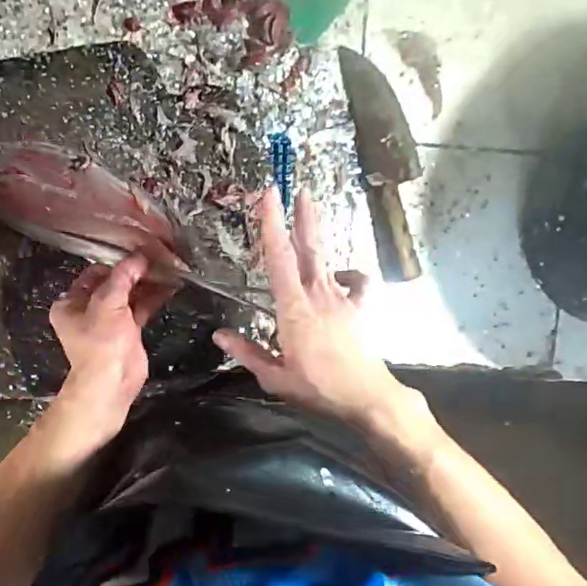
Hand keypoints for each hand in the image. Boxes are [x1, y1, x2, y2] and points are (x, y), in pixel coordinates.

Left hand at [42, 256, 171, 454]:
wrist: (111, 384)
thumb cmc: (101, 343)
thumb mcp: (108, 303)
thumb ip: (123, 277)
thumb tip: (139, 257)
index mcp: (71, 302)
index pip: (95, 273)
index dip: (118, 263)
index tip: (141, 253)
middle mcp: (87, 310)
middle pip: (115, 283)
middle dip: (136, 273)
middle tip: (160, 260)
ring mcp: (109, 322)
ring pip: (130, 296)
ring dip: (148, 284)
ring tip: (170, 270)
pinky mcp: (127, 332)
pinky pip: (140, 309)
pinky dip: (153, 298)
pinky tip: (170, 287)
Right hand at [214, 188, 419, 430]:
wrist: (366, 396)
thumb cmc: (318, 388)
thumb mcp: (275, 377)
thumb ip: (247, 353)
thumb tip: (220, 336)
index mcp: (293, 309)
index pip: (279, 259)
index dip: (272, 224)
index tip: (268, 195)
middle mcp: (318, 295)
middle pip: (308, 248)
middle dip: (301, 216)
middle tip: (296, 189)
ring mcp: (342, 300)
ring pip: (327, 259)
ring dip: (318, 234)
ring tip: (311, 211)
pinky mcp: (358, 309)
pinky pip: (357, 283)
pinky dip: (351, 274)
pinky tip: (342, 274)